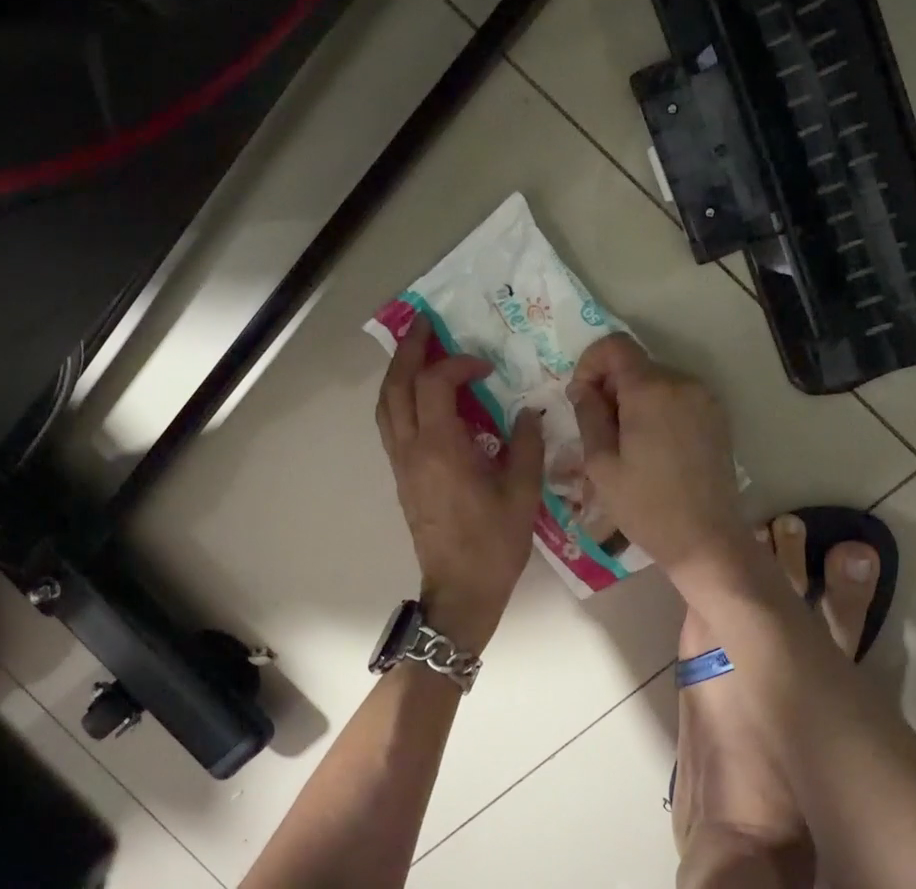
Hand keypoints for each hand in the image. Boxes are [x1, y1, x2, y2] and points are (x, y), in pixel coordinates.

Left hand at [376, 316, 545, 654]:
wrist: (460, 591)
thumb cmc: (494, 544)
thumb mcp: (523, 493)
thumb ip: (526, 445)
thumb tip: (528, 412)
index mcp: (441, 448)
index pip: (435, 384)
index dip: (458, 365)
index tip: (486, 367)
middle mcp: (412, 449)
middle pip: (397, 386)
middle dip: (409, 350)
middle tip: (426, 324)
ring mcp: (402, 464)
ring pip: (387, 405)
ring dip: (398, 372)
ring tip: (416, 350)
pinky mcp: (402, 477)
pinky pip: (391, 424)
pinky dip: (400, 398)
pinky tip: (419, 394)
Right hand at [567, 334, 746, 573]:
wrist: (707, 540)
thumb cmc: (646, 506)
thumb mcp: (601, 464)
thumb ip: (588, 415)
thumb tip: (582, 388)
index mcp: (652, 390)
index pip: (615, 346)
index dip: (590, 363)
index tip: (581, 397)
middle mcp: (683, 383)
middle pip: (636, 364)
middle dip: (611, 386)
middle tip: (599, 430)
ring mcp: (705, 399)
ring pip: (657, 381)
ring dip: (634, 399)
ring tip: (626, 444)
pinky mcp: (717, 417)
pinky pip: (678, 398)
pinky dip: (658, 409)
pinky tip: (653, 448)